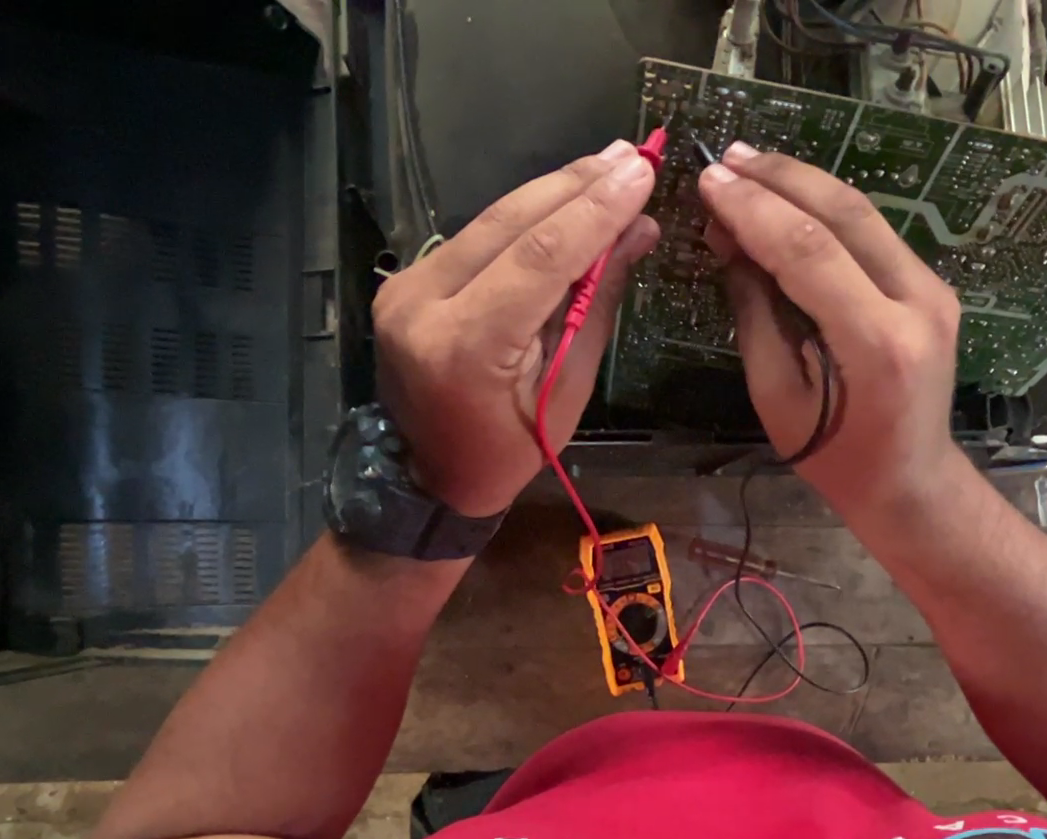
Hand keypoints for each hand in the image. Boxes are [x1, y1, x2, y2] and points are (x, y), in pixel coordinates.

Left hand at [372, 140, 660, 516]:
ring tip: (607, 166)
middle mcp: (424, 303)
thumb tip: (637, 231)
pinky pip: (474, 238)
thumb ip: (595, 303)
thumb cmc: (511, 450)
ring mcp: (406, 288)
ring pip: (490, 221)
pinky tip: (563, 200)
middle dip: (576, 186)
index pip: (541, 256)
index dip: (596, 211)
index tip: (640, 171)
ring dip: (552, 193)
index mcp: (467, 345)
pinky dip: (523, 219)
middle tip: (629, 155)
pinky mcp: (405, 281)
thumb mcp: (567, 388)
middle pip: (510, 223)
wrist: (432, 476)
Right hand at [698, 142, 965, 521]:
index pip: (808, 251)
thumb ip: (756, 315)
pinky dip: (825, 211)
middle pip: (845, 213)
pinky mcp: (932, 287)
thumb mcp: (778, 397)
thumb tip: (731, 243)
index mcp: (878, 343)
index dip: (754, 210)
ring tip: (748, 167)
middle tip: (726, 158)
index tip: (709, 181)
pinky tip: (787, 200)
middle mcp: (918, 303)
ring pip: (863, 213)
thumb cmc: (835, 458)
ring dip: (802, 184)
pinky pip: (873, 234)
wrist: (910, 480)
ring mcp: (934, 290)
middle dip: (780, 178)